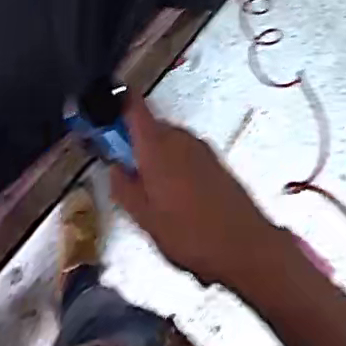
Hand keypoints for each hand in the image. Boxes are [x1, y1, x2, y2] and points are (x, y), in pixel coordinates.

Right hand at [109, 97, 285, 289]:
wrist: (242, 243)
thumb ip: (123, 188)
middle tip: (122, 168)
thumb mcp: (144, 218)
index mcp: (158, 147)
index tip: (103, 106)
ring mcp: (200, 147)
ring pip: (168, 141)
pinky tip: (173, 196)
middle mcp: (181, 139)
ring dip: (155, 156)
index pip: (135, 108)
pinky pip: (184, 152)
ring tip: (149, 192)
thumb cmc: (190, 234)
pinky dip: (173, 164)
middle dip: (134, 143)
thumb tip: (114, 168)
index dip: (118, 102)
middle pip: (150, 127)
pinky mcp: (214, 159)